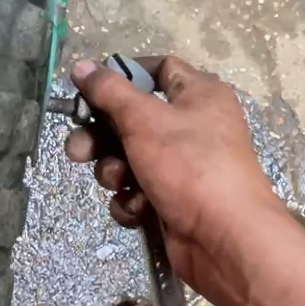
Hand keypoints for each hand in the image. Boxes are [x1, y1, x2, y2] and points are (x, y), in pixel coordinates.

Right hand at [63, 56, 276, 246]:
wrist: (226, 240)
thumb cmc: (189, 166)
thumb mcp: (143, 119)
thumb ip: (108, 91)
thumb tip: (81, 65)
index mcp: (198, 95)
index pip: (158, 68)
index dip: (124, 75)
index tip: (91, 87)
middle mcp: (192, 125)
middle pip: (131, 117)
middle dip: (101, 136)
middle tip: (78, 150)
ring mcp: (183, 165)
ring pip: (128, 156)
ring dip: (114, 171)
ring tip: (119, 183)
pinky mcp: (173, 198)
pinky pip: (138, 189)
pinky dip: (131, 199)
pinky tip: (138, 209)